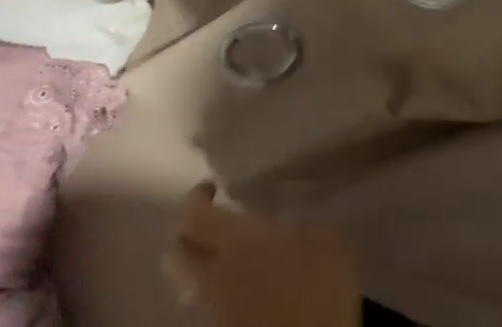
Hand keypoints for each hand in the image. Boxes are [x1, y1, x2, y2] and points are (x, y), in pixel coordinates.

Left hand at [163, 182, 360, 326]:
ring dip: (197, 262)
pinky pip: (205, 299)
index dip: (195, 199)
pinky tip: (242, 281)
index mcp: (239, 242)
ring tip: (225, 253)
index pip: (194, 217)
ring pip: (185, 279)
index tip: (211, 187)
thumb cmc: (322, 284)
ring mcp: (212, 303)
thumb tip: (287, 228)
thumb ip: (299, 229)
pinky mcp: (220, 324)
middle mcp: (213, 272)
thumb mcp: (328, 240)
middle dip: (185, 233)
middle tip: (210, 221)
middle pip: (174, 252)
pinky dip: (214, 285)